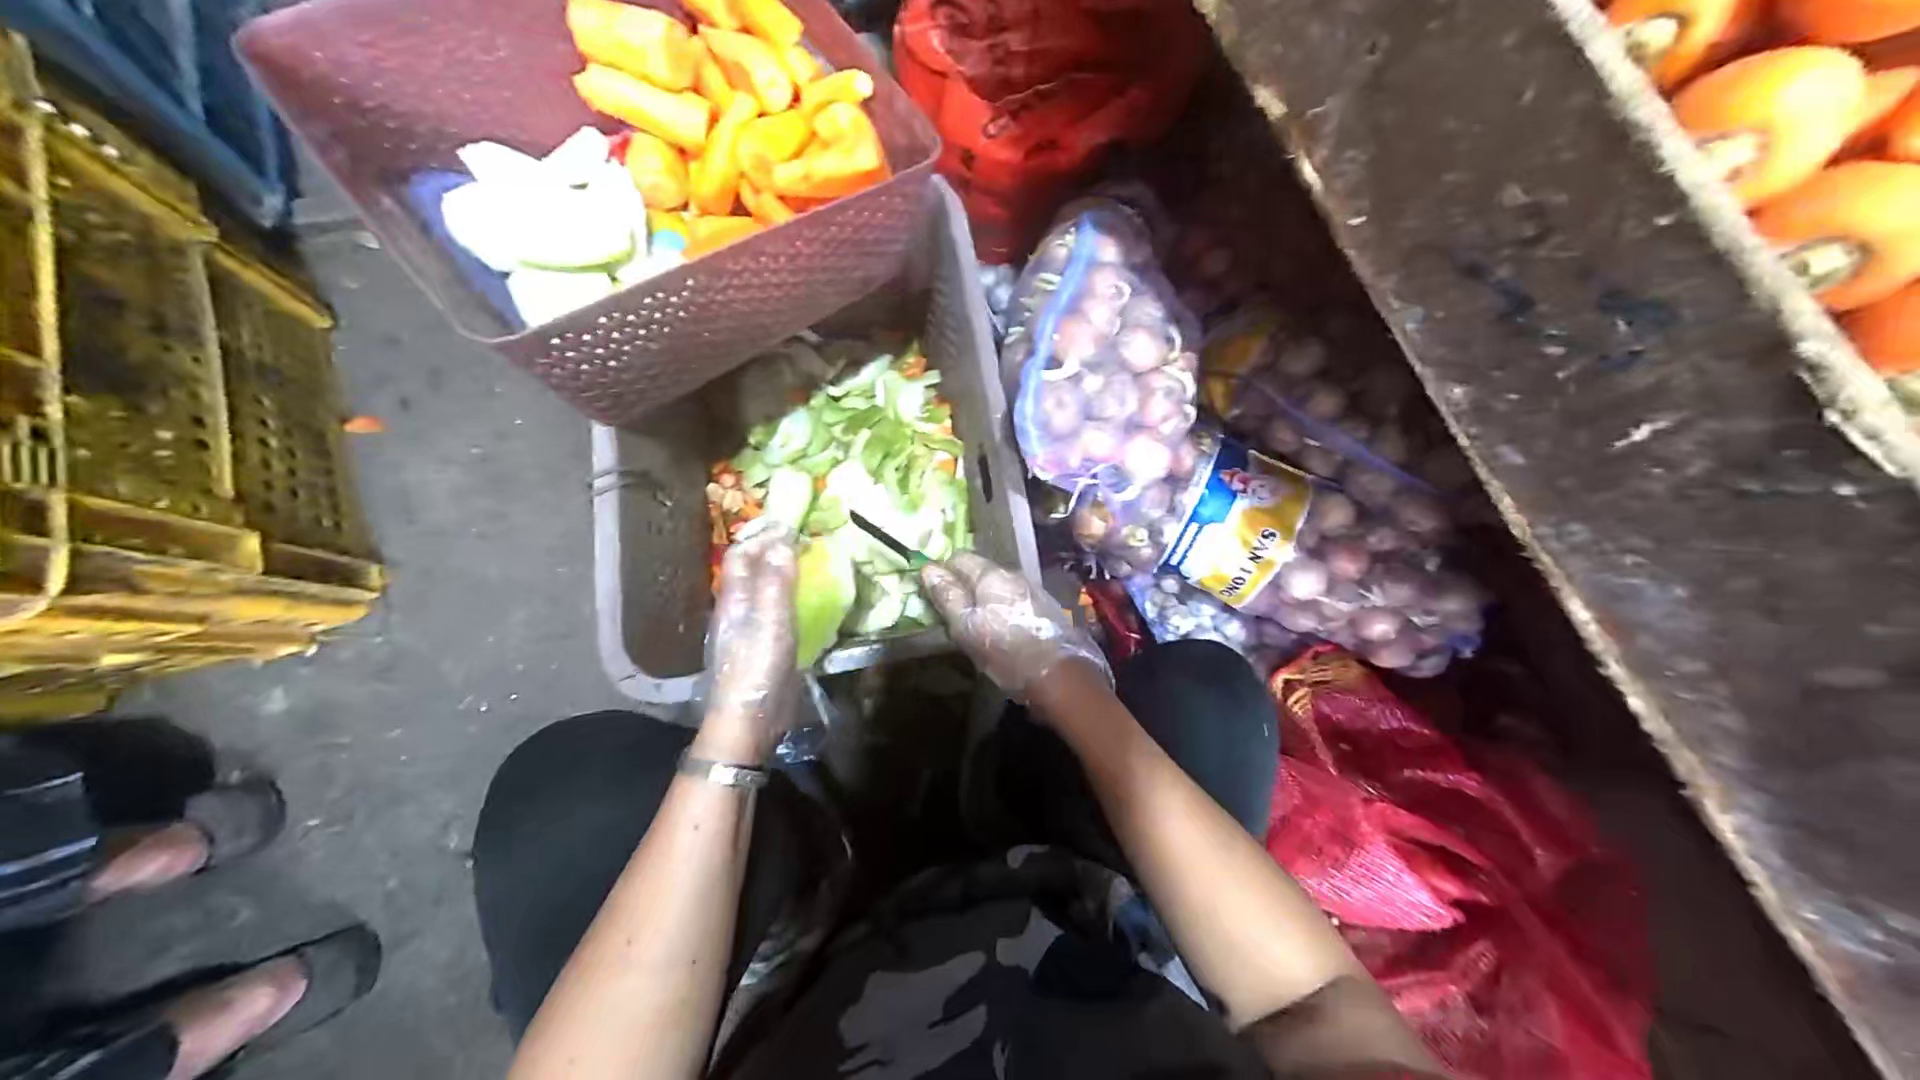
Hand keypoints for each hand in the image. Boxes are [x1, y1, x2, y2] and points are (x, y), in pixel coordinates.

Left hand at [699, 522, 799, 761]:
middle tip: (802, 540)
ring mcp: (749, 630)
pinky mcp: (763, 648)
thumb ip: (776, 582)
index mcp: (734, 599)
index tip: (790, 525)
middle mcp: (737, 610)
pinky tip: (807, 601)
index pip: (743, 555)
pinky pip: (775, 610)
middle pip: (750, 570)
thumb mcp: (770, 621)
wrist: (749, 719)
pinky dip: (790, 596)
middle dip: (772, 550)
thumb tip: (783, 543)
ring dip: (781, 572)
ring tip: (807, 563)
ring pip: (762, 590)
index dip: (762, 536)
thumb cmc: (756, 667)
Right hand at [919, 552, 1110, 701]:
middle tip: (949, 613)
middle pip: (979, 571)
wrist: (1060, 676)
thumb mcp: (966, 627)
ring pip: (996, 587)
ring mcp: (1031, 590)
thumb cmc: (1006, 652)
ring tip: (972, 625)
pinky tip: (998, 629)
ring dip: (982, 599)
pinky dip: (1000, 609)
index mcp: (992, 574)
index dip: (942, 571)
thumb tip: (928, 569)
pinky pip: (1012, 600)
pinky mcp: (1044, 608)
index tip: (932, 593)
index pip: (959, 557)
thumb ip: (947, 596)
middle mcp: (1014, 574)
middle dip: (962, 587)